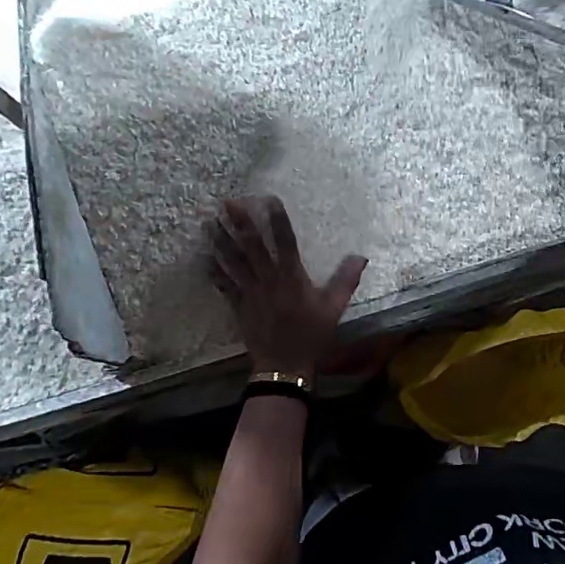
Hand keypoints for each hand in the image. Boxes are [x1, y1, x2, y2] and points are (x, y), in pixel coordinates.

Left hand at [210, 196, 367, 377]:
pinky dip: (213, 270)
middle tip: (228, 202)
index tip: (269, 199)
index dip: (277, 219)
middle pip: (252, 245)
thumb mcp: (334, 307)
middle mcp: (268, 279)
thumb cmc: (311, 335)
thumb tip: (360, 256)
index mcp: (292, 277)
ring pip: (232, 261)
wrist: (285, 364)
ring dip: (220, 240)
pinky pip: (223, 284)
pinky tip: (203, 256)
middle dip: (240, 222)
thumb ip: (346, 280)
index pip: (285, 241)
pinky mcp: (238, 304)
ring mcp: (250, 291)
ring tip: (209, 222)